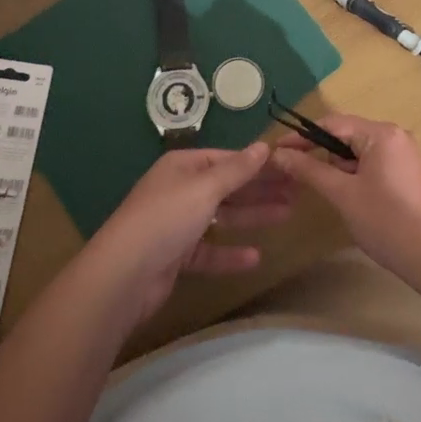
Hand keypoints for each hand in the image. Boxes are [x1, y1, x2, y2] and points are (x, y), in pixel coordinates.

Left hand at [85, 143, 292, 325]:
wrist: (124, 276)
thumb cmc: (166, 219)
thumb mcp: (205, 188)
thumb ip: (237, 170)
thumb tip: (264, 145)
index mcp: (183, 167)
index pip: (227, 159)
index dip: (258, 163)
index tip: (289, 166)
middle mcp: (180, 190)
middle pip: (227, 187)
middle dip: (260, 189)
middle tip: (297, 190)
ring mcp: (177, 224)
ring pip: (222, 217)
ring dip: (252, 216)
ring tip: (287, 215)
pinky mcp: (177, 257)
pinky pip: (210, 251)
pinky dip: (231, 253)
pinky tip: (256, 257)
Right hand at [270, 115, 420, 282]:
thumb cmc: (386, 221)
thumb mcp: (343, 194)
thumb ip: (310, 170)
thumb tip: (278, 154)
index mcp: (381, 133)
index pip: (333, 124)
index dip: (302, 136)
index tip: (276, 150)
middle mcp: (395, 136)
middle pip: (346, 135)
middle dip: (319, 152)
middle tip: (292, 172)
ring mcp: (404, 154)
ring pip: (358, 151)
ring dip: (337, 166)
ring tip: (319, 189)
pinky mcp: (407, 173)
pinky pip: (372, 163)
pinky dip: (354, 174)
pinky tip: (344, 195)